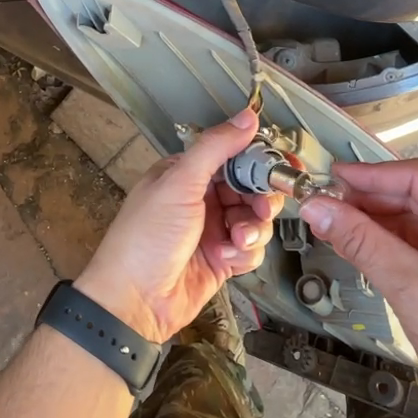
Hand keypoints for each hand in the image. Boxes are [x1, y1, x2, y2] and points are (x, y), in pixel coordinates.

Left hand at [75, 110, 279, 342]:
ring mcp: (212, 230)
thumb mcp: (180, 183)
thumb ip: (215, 148)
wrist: (135, 300)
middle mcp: (201, 198)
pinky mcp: (222, 260)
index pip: (232, 156)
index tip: (282, 165)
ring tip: (236, 241)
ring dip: (252, 230)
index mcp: (186, 173)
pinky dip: (245, 254)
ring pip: (255, 220)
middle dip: (260, 200)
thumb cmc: (147, 237)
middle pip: (251, 189)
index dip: (258, 160)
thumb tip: (247, 116)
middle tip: (259, 210)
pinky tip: (226, 260)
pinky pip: (251, 249)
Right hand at [298, 159, 417, 417]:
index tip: (330, 178)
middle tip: (328, 208)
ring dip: (386, 222)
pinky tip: (373, 245)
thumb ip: (359, 240)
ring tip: (343, 227)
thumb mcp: (409, 288)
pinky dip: (406, 241)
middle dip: (374, 203)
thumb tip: (316, 206)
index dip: (369, 176)